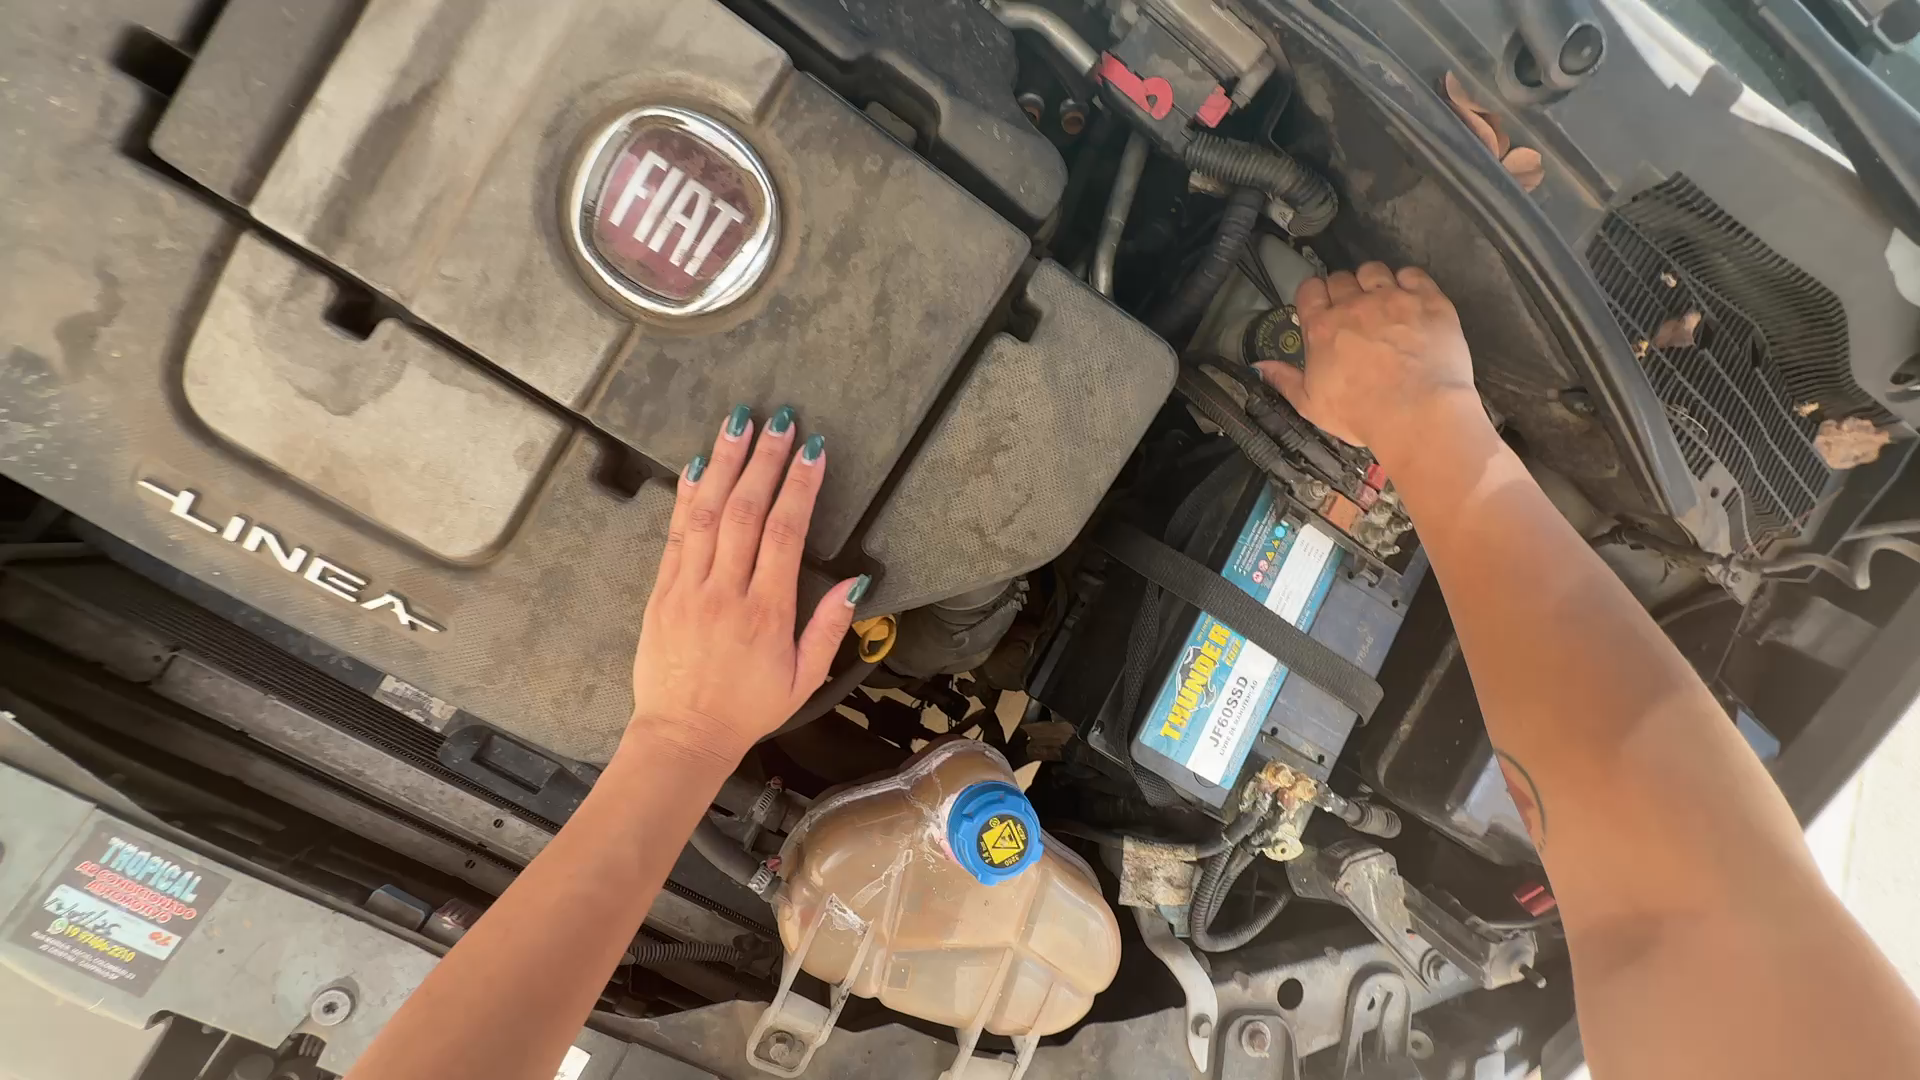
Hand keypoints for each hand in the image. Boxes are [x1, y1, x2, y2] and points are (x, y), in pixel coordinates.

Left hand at [626, 405, 863, 763]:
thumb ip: (829, 628)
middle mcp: (726, 590)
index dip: (800, 487)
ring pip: (707, 513)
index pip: (785, 533)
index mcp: (767, 612)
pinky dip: (686, 496)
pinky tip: (696, 465)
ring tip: (737, 424)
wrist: (681, 736)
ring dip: (724, 464)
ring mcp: (688, 587)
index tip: (812, 451)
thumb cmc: (750, 708)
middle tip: (778, 421)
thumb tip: (856, 582)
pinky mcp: (661, 591)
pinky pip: (675, 535)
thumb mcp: (804, 679)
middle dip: (764, 460)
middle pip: (746, 511)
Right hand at [1255, 263, 1481, 459]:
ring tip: (1379, 301)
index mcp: (1321, 327)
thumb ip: (1284, 379)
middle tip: (1350, 311)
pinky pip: (1413, 273)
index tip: (1319, 307)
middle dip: (1342, 290)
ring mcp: (1393, 298)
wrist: (1415, 411)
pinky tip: (1408, 298)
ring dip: (1372, 282)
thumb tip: (1259, 366)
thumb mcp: (1309, 403)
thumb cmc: (1357, 412)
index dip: (1313, 295)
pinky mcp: (1428, 300)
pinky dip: (1407, 281)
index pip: (1309, 290)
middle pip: (1341, 278)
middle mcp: (1354, 305)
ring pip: (1374, 270)